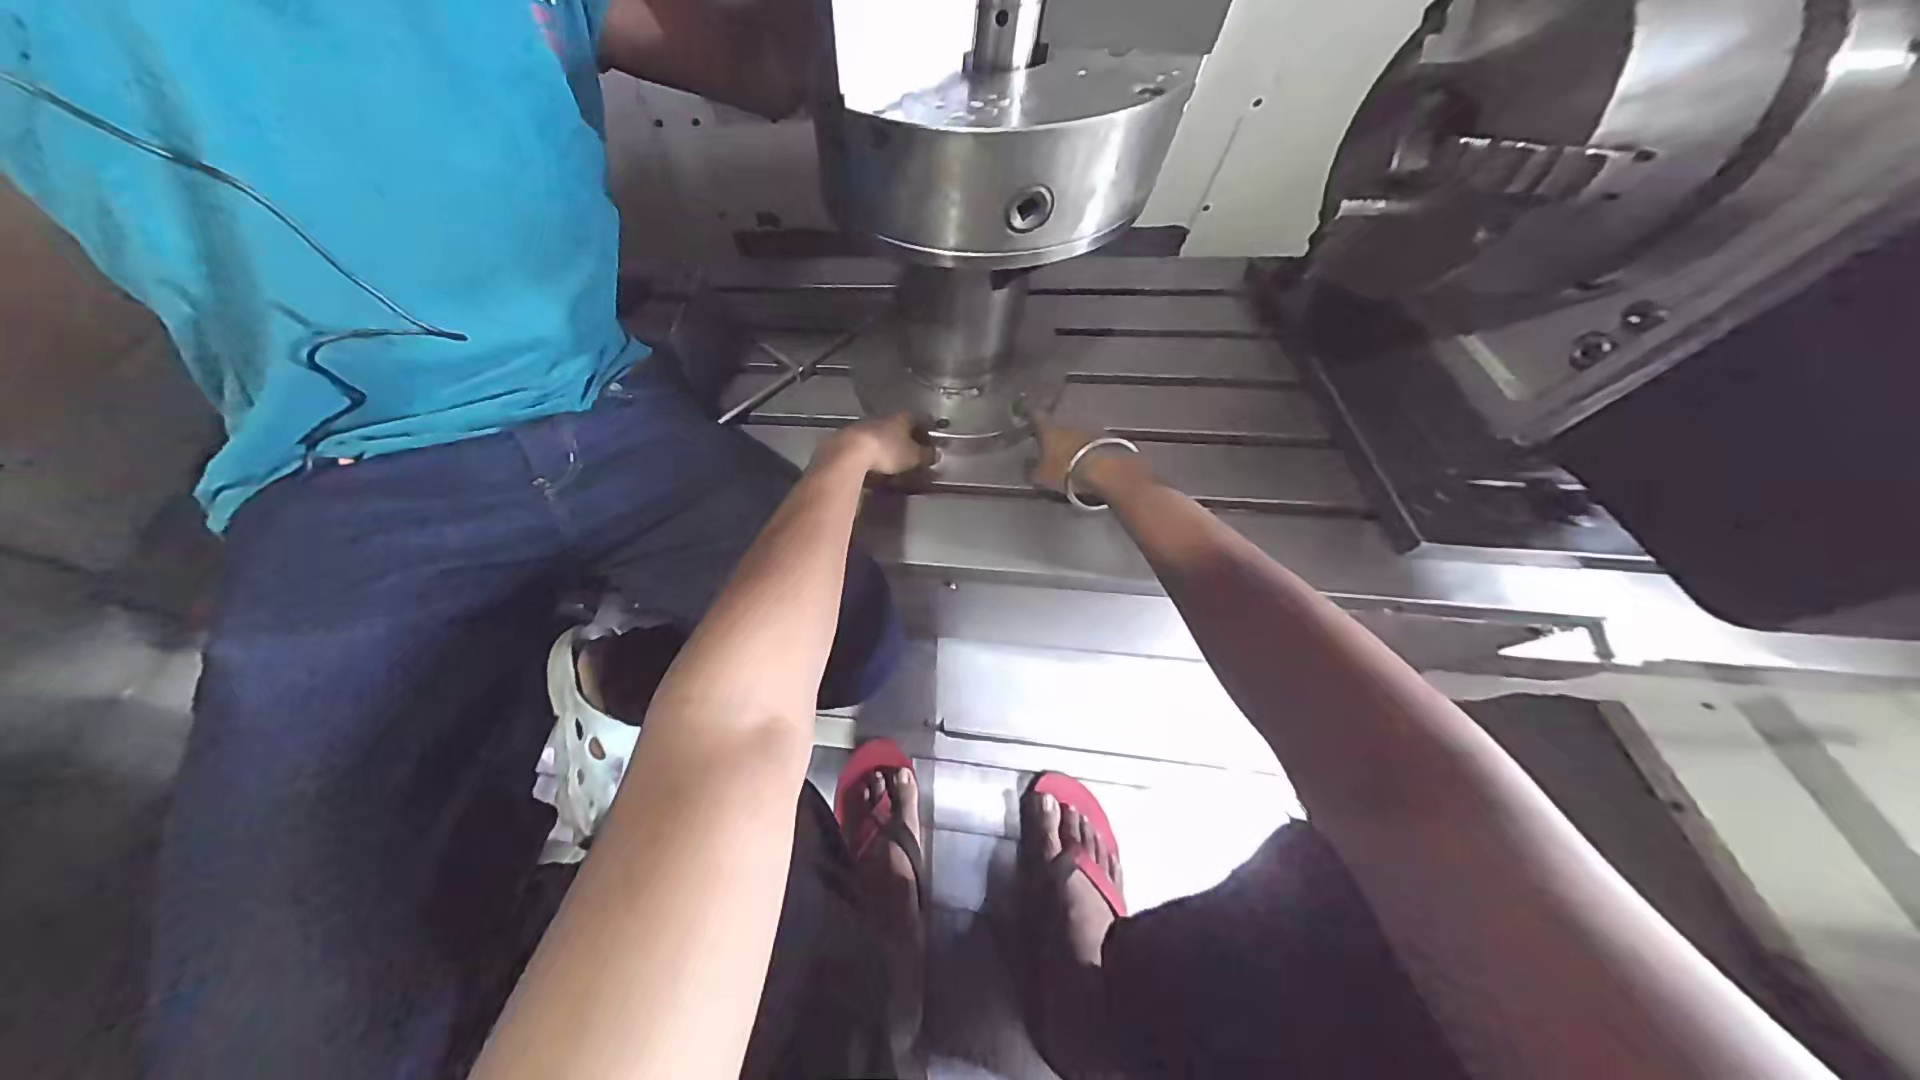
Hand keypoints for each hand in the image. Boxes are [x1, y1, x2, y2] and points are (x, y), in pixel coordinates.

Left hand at [821, 413, 935, 475]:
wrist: (849, 452)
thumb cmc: (887, 451)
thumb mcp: (913, 457)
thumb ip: (926, 455)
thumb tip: (936, 454)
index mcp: (901, 417)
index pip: (917, 419)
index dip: (923, 430)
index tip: (927, 441)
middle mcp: (883, 417)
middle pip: (897, 425)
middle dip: (903, 437)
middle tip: (909, 451)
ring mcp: (864, 425)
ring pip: (879, 433)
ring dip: (885, 443)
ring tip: (890, 459)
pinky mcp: (848, 436)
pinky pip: (865, 443)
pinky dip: (870, 451)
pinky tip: (871, 462)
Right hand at [1026, 408, 1150, 501]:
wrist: (1104, 468)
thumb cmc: (1066, 469)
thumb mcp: (1042, 476)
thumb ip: (1032, 470)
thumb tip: (1028, 467)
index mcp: (1048, 428)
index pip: (1036, 416)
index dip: (1032, 417)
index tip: (1029, 417)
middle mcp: (1068, 422)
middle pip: (1058, 424)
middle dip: (1055, 434)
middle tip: (1051, 446)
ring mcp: (1089, 427)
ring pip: (1076, 432)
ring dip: (1073, 441)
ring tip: (1071, 455)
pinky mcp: (1106, 436)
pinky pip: (1091, 441)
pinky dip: (1088, 448)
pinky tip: (1088, 459)